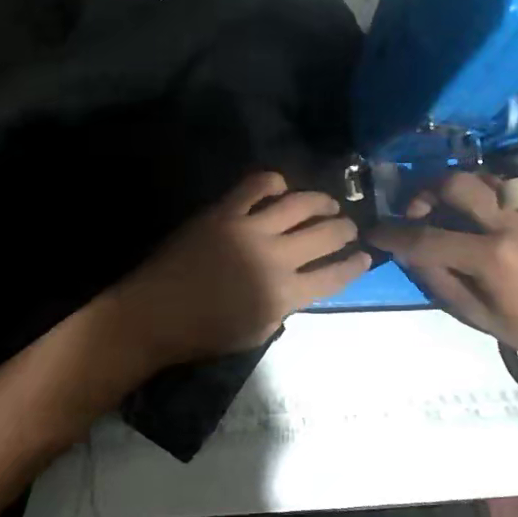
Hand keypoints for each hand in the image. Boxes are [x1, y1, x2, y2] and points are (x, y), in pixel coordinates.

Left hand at [108, 172, 372, 368]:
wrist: (152, 316)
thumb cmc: (204, 334)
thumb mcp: (257, 333)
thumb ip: (286, 306)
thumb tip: (301, 284)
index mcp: (284, 295)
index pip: (334, 275)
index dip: (355, 264)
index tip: (365, 255)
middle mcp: (274, 257)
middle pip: (325, 235)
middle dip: (345, 229)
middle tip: (349, 227)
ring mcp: (249, 229)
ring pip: (300, 204)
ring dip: (321, 201)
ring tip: (328, 203)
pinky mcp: (223, 212)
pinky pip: (255, 186)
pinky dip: (274, 182)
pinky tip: (281, 188)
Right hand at [369, 167, 517, 380]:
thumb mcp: (480, 318)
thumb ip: (440, 281)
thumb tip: (409, 253)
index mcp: (492, 258)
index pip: (427, 238)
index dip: (394, 234)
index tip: (375, 232)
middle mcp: (513, 222)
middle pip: (456, 184)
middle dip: (425, 192)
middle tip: (417, 212)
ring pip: (489, 173)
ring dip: (462, 184)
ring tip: (454, 204)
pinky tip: (506, 190)